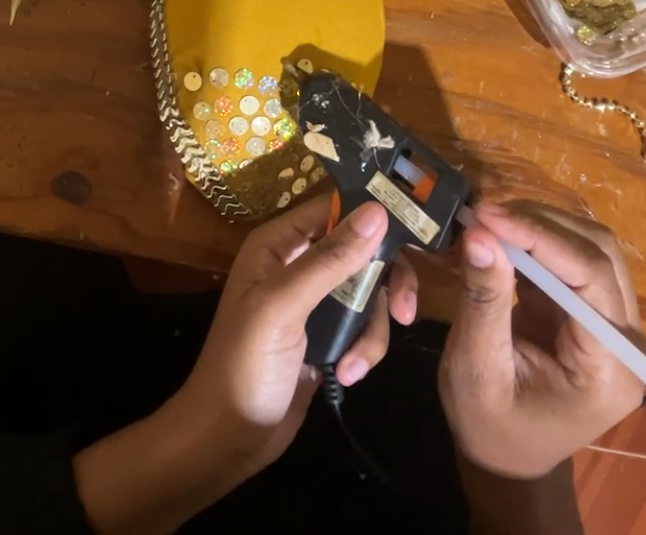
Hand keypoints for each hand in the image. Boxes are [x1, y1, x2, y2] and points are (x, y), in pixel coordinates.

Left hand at [175, 195, 418, 467]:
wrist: (230, 436)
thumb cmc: (245, 362)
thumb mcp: (284, 305)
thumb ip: (329, 259)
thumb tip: (377, 211)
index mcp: (278, 244)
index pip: (333, 209)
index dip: (372, 215)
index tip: (415, 232)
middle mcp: (296, 263)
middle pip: (361, 250)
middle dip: (386, 283)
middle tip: (405, 311)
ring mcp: (313, 301)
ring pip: (368, 292)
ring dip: (373, 328)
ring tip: (355, 363)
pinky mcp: (326, 335)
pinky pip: (363, 326)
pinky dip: (364, 349)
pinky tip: (347, 374)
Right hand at [439, 201, 645, 480]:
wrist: (507, 458)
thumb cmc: (489, 424)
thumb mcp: (475, 367)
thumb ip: (483, 299)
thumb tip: (480, 233)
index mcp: (607, 368)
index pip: (591, 278)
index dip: (540, 237)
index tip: (487, 214)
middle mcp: (626, 343)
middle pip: (600, 254)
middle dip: (540, 224)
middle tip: (483, 212)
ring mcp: (614, 327)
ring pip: (591, 249)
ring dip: (540, 226)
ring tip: (489, 220)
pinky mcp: (591, 313)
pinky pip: (573, 260)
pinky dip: (536, 240)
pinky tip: (501, 236)